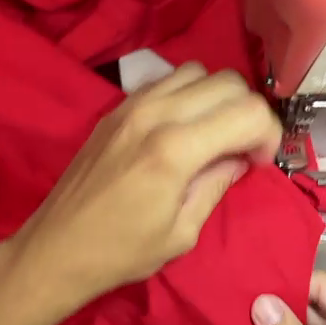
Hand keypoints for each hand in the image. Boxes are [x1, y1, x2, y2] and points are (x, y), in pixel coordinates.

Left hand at [6, 63, 282, 313]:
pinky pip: (166, 81)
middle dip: (248, 113)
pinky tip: (184, 130)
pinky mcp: (116, 108)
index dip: (268, 136)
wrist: (58, 248)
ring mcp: (131, 105)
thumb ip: (215, 186)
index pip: (248, 112)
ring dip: (218, 99)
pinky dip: (188, 96)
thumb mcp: (182, 233)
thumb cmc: (122, 252)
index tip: (258, 164)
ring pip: (198, 72)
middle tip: (242, 151)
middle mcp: (155, 114)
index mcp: (175, 149)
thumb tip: (238, 159)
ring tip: (214, 135)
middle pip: (229, 82)